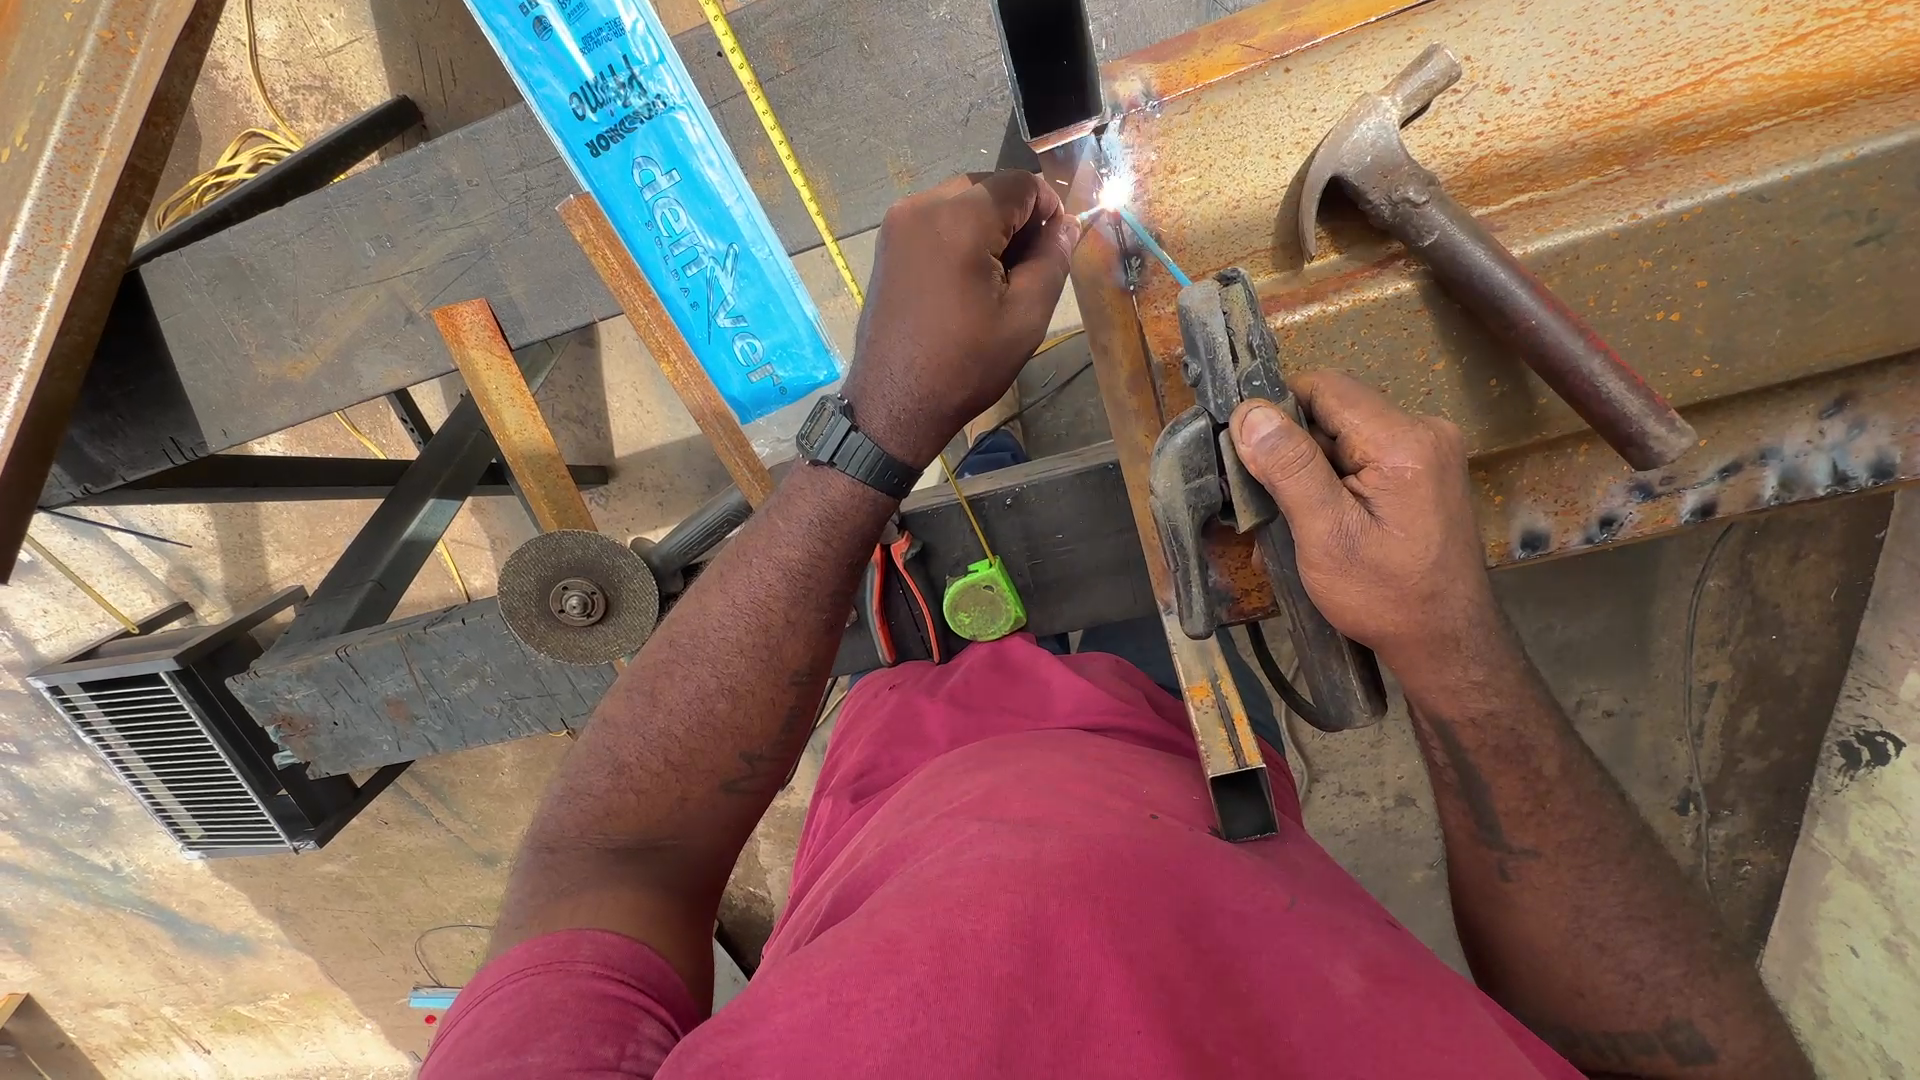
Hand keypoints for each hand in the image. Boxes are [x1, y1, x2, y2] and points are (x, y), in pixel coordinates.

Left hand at [841, 171, 1078, 467]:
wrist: (894, 405)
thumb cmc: (964, 367)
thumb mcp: (1025, 318)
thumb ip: (1052, 260)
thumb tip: (1064, 225)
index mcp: (959, 219)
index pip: (1020, 183)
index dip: (1047, 210)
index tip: (1054, 249)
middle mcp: (921, 206)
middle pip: (987, 187)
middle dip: (1015, 219)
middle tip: (1025, 270)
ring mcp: (897, 224)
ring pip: (960, 201)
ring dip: (986, 228)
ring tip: (994, 281)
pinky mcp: (886, 246)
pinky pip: (934, 221)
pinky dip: (958, 237)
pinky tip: (964, 283)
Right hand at [1229, 372, 1502, 677]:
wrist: (1443, 641)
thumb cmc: (1384, 595)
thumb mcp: (1326, 534)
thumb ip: (1290, 468)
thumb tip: (1248, 411)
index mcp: (1403, 439)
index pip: (1323, 387)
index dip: (1275, 411)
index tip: (1245, 453)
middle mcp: (1422, 430)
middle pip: (1331, 411)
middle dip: (1288, 449)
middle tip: (1261, 499)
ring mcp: (1424, 452)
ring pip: (1340, 437)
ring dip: (1304, 471)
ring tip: (1285, 519)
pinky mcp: (1419, 473)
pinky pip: (1357, 458)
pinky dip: (1327, 483)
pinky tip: (1313, 521)